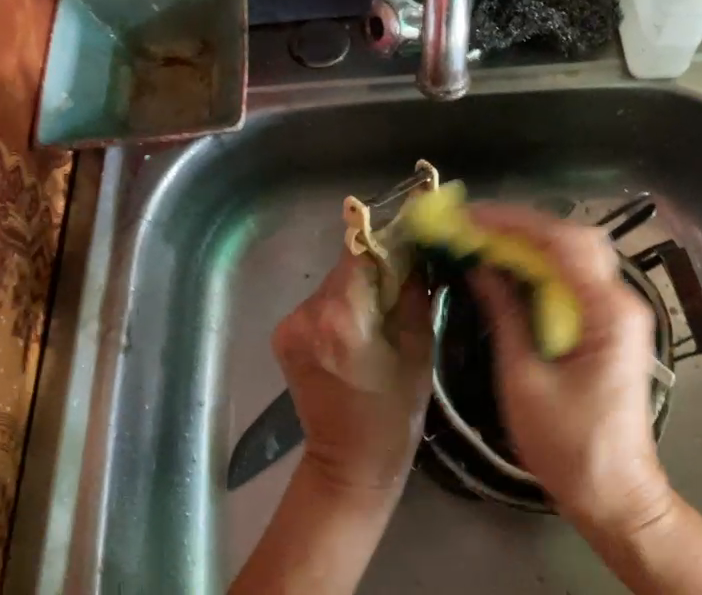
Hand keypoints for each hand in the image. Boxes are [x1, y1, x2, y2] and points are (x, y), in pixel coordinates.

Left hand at [272, 251, 433, 493]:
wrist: (348, 466)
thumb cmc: (394, 412)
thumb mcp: (418, 348)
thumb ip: (413, 290)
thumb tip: (418, 244)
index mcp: (343, 317)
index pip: (363, 248)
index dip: (389, 238)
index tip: (413, 236)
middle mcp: (307, 313)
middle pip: (348, 265)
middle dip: (378, 267)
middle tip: (406, 282)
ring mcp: (289, 324)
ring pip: (334, 282)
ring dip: (359, 288)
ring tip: (383, 315)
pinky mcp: (282, 334)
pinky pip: (321, 302)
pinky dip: (342, 306)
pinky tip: (359, 331)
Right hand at [467, 205, 675, 537]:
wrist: (617, 495)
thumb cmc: (569, 447)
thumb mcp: (524, 380)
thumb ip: (505, 314)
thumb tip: (480, 265)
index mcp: (607, 311)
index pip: (561, 242)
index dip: (512, 223)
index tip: (468, 217)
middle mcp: (620, 299)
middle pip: (573, 238)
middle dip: (520, 225)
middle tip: (472, 225)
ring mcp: (618, 310)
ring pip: (575, 252)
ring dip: (529, 240)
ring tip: (482, 239)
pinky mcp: (609, 322)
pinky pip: (573, 276)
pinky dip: (540, 264)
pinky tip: (509, 268)